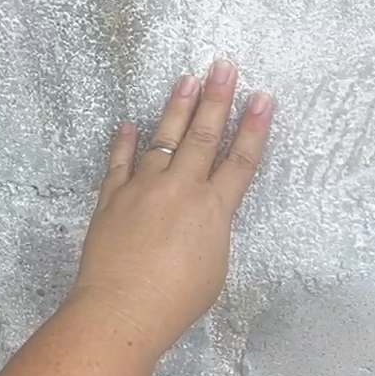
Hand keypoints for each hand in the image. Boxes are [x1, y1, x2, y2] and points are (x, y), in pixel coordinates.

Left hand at [66, 59, 272, 351]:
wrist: (123, 309)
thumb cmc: (176, 301)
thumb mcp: (214, 266)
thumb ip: (212, 229)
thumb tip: (205, 211)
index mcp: (213, 209)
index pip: (241, 160)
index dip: (254, 127)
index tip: (262, 97)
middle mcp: (181, 189)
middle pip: (204, 136)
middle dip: (217, 98)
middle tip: (223, 66)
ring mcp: (144, 188)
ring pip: (164, 139)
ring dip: (176, 107)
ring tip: (187, 78)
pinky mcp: (112, 197)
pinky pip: (119, 162)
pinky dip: (124, 141)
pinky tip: (128, 122)